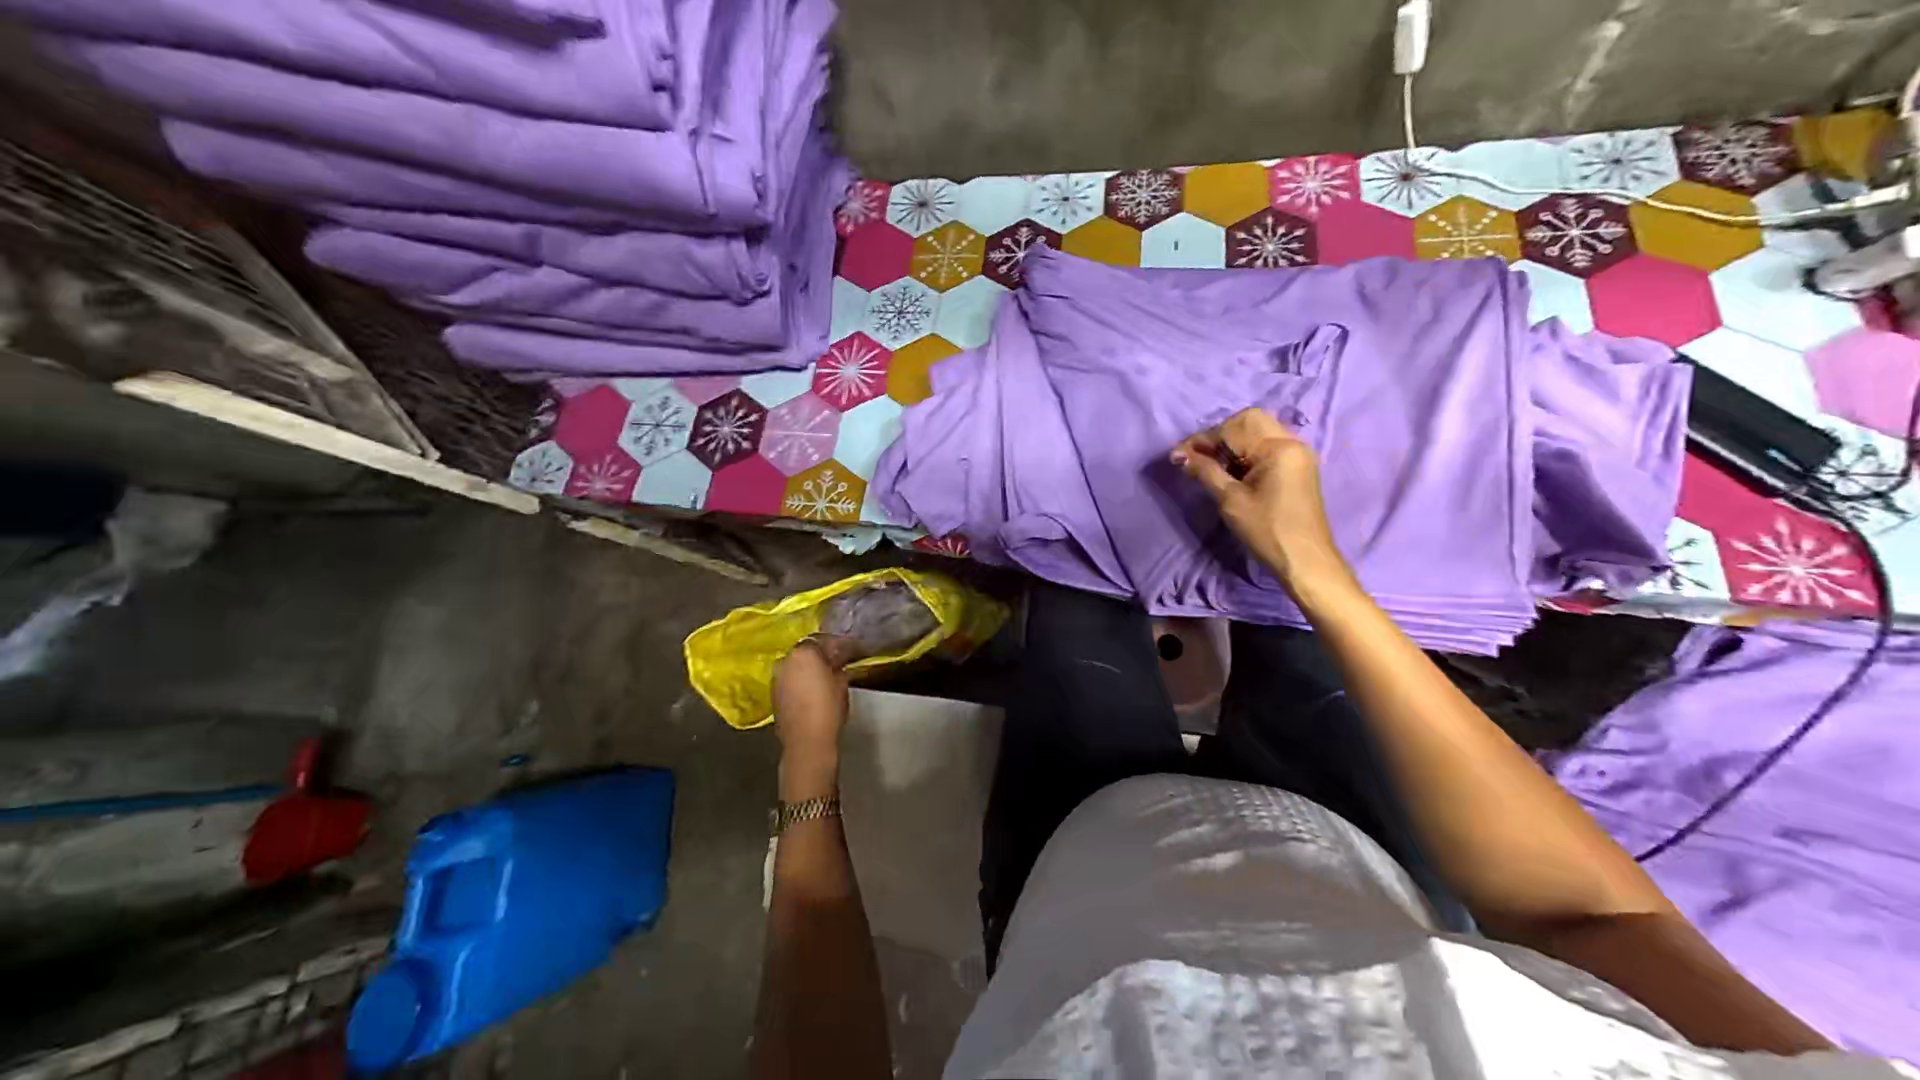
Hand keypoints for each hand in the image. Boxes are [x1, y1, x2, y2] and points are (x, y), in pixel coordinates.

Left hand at [771, 639, 849, 798]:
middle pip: (806, 651)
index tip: (849, 650)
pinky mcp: (773, 694)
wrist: (807, 742)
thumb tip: (838, 662)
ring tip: (825, 677)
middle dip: (821, 655)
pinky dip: (800, 681)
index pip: (822, 640)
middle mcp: (785, 660)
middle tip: (837, 663)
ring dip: (808, 668)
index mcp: (803, 652)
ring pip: (795, 666)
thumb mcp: (842, 683)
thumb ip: (839, 666)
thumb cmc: (828, 709)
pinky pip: (789, 680)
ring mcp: (776, 677)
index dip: (837, 645)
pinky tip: (812, 691)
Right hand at [1172, 408, 1355, 599]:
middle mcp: (1291, 442)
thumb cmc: (1266, 530)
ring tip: (1211, 465)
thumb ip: (1205, 471)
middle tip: (1198, 457)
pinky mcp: (1297, 466)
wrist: (1304, 560)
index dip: (1201, 440)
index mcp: (1278, 448)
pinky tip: (1231, 470)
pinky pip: (1267, 446)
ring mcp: (1297, 454)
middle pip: (1248, 421)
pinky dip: (1246, 451)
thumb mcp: (1230, 500)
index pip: (1232, 429)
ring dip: (1232, 442)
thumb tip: (1178, 455)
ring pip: (1258, 431)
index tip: (1177, 456)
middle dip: (1219, 435)